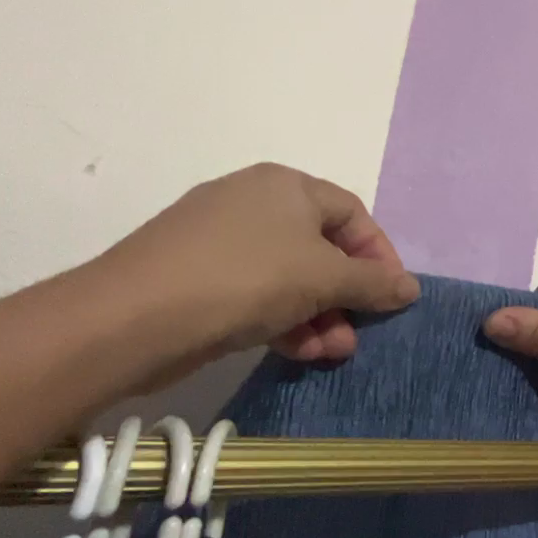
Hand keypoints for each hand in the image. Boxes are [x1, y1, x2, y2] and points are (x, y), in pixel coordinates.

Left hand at [94, 163, 419, 380]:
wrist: (127, 320)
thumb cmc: (246, 279)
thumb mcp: (326, 279)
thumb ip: (374, 283)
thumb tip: (410, 288)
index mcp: (287, 186)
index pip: (355, 215)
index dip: (380, 256)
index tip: (391, 296)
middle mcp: (252, 202)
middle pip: (322, 249)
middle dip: (345, 296)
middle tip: (357, 332)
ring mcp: (216, 238)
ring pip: (289, 276)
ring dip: (318, 316)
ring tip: (328, 352)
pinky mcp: (190, 275)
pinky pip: (253, 291)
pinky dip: (281, 318)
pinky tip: (295, 351)